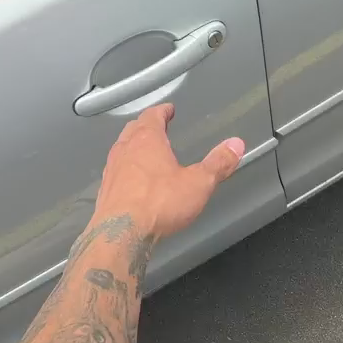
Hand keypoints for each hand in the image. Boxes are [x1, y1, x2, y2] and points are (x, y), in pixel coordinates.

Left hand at [92, 104, 244, 240]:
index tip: (168, 110)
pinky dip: (126, 170)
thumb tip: (236, 145)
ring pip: (122, 149)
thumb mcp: (199, 183)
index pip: (153, 116)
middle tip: (156, 127)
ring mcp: (113, 169)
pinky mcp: (106, 190)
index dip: (162, 111)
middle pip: (134, 129)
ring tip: (146, 153)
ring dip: (133, 147)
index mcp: (148, 140)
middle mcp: (126, 150)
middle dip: (146, 126)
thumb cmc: (159, 203)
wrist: (122, 232)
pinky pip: (117, 172)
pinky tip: (134, 182)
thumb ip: (218, 163)